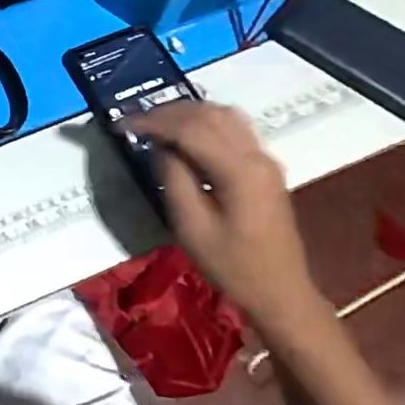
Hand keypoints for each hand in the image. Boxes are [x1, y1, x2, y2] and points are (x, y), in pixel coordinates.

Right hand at [125, 102, 327, 334]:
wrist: (281, 292)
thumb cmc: (233, 267)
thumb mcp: (192, 228)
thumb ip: (173, 179)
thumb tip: (160, 147)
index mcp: (240, 170)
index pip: (192, 128)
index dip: (155, 122)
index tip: (123, 125)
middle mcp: (257, 154)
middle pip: (209, 114)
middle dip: (169, 112)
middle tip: (136, 122)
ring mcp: (265, 158)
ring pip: (224, 114)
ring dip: (187, 112)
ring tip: (156, 124)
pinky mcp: (264, 166)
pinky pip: (233, 127)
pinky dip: (205, 121)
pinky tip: (185, 133)